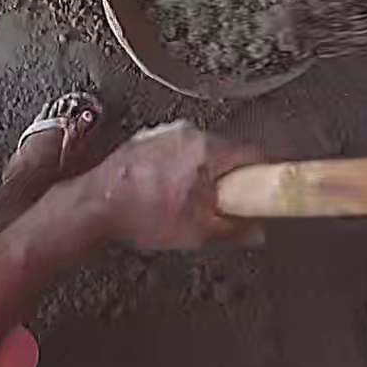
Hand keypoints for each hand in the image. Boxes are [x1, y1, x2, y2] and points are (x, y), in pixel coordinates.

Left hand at [80, 122, 261, 250]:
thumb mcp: (197, 232)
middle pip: (227, 151)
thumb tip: (255, 231)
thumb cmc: (140, 214)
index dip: (268, 171)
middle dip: (230, 177)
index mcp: (207, 150)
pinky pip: (176, 150)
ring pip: (200, 150)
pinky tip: (166, 193)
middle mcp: (188, 134)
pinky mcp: (147, 139)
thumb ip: (234, 229)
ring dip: (202, 173)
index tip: (272, 183)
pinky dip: (178, 168)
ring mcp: (165, 133)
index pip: (255, 152)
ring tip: (188, 202)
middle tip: (225, 204)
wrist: (95, 204)